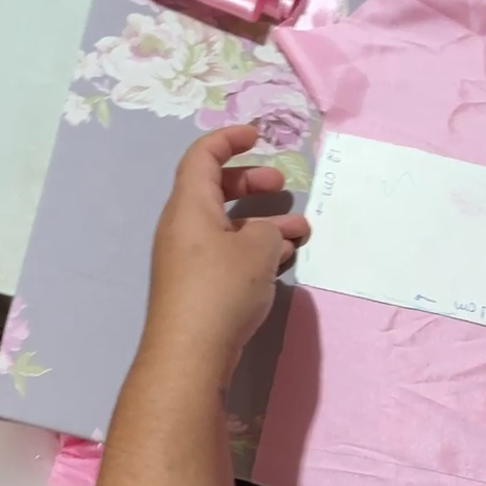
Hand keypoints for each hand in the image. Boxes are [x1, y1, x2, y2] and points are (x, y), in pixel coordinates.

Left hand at [145, 125, 309, 372]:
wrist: (192, 350)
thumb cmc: (221, 289)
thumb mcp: (257, 250)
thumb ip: (270, 230)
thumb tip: (271, 232)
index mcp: (190, 206)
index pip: (203, 157)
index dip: (229, 140)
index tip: (257, 135)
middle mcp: (185, 227)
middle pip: (216, 190)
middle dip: (251, 184)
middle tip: (283, 187)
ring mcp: (192, 259)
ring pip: (229, 226)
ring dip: (264, 222)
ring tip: (300, 231)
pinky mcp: (202, 286)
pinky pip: (231, 253)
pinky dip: (257, 248)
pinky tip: (283, 260)